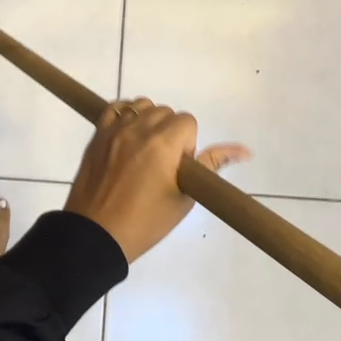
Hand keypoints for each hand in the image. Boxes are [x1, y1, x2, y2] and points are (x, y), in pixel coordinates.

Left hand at [63, 98, 248, 263]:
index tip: (178, 167)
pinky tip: (126, 138)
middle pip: (164, 111)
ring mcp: (114, 130)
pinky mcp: (96, 136)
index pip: (187, 121)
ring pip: (140, 106)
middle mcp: (138, 128)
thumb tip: (244, 151)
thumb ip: (210, 166)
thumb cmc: (145, 222)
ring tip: (144, 150)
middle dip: (170, 132)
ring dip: (148, 121)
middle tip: (163, 163)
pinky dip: (124, 116)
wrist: (96, 234)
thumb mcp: (184, 197)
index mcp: (163, 143)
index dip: (188, 143)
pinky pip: (113, 109)